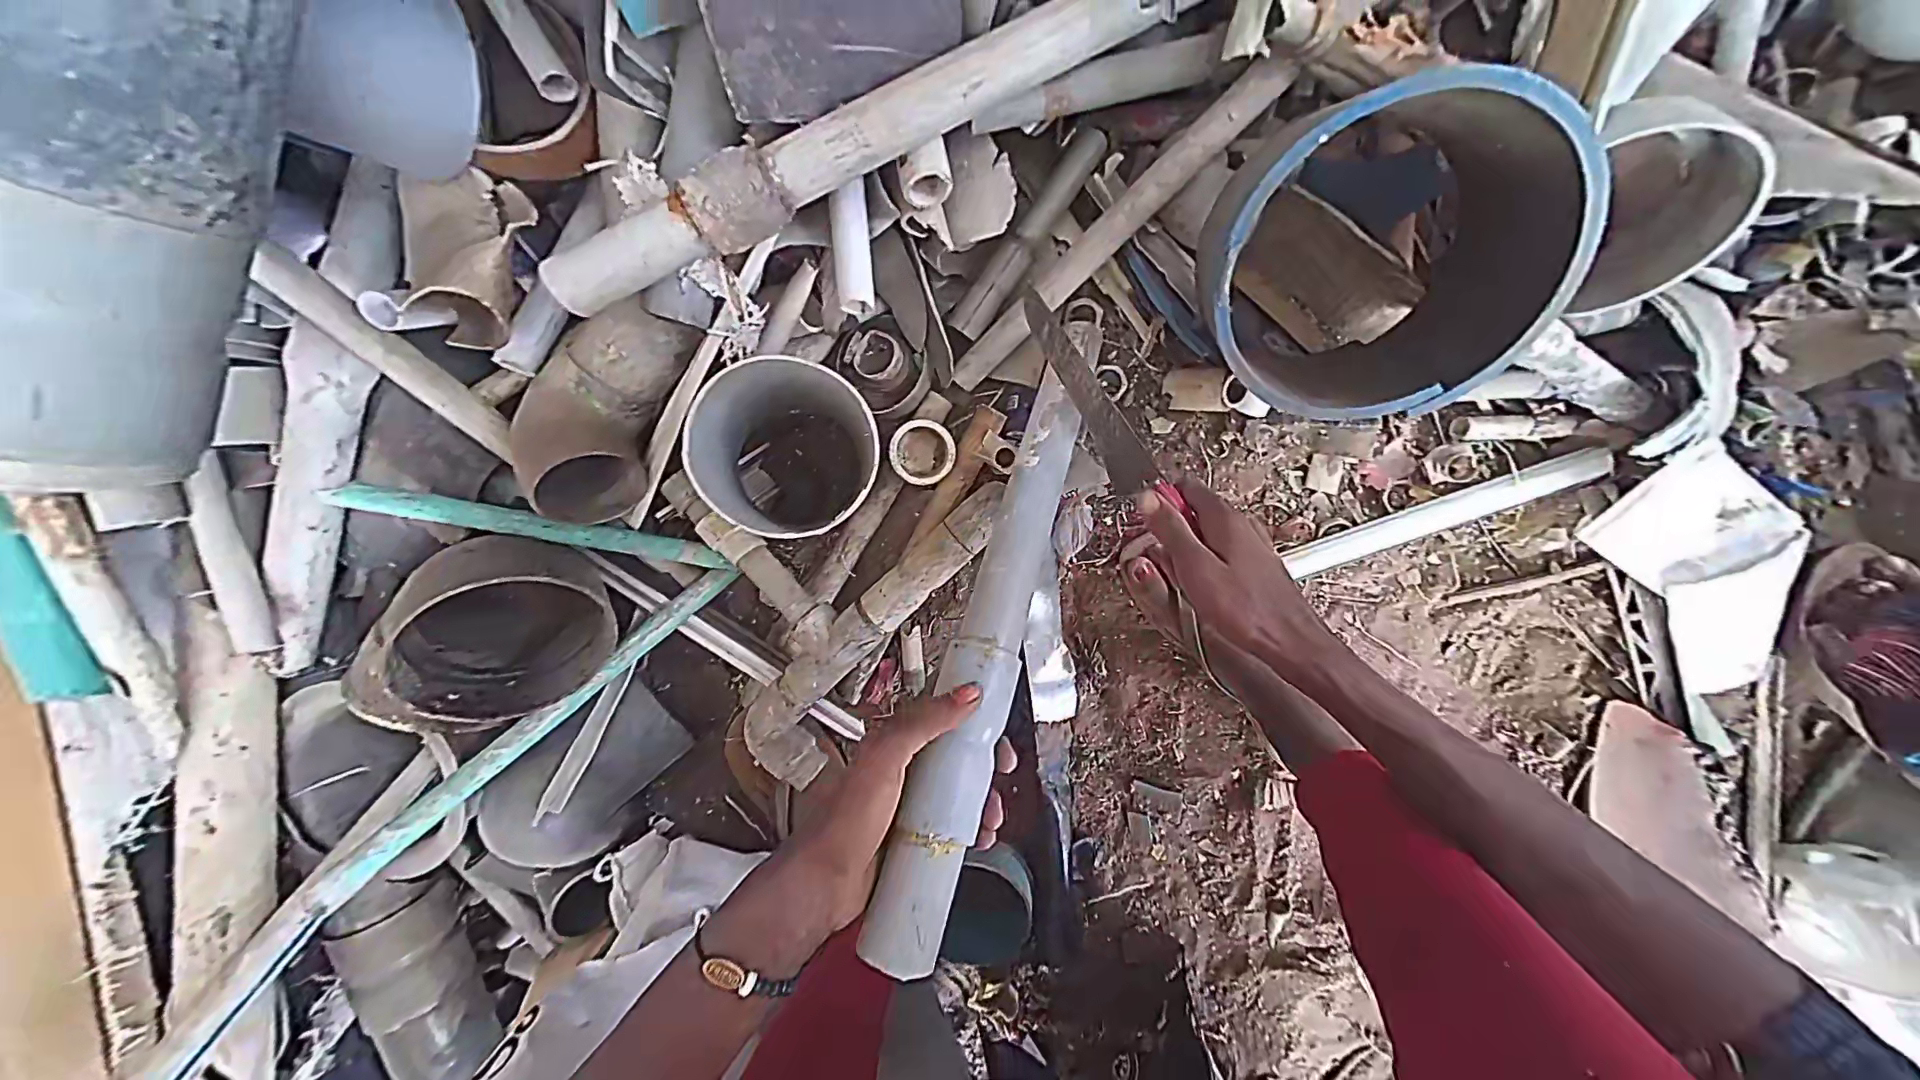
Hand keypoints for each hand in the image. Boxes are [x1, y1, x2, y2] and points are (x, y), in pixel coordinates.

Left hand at [707, 686, 1014, 972]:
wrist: (826, 886)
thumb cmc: (841, 822)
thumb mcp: (885, 757)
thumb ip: (923, 722)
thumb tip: (964, 695)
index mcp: (888, 742)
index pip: (935, 717)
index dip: (968, 719)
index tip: (991, 725)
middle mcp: (898, 769)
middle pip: (953, 755)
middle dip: (983, 763)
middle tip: (1001, 769)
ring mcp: (906, 803)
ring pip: (957, 791)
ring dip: (983, 798)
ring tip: (991, 812)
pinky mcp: (913, 834)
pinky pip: (951, 824)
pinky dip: (972, 827)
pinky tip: (980, 834)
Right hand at [1137, 478, 1342, 681]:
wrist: (1289, 642)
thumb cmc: (1245, 610)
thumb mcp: (1194, 566)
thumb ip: (1170, 529)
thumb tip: (1148, 499)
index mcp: (1224, 518)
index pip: (1185, 486)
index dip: (1160, 500)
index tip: (1145, 521)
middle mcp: (1241, 524)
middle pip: (1196, 508)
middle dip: (1171, 525)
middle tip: (1157, 553)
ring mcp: (1251, 544)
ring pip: (1207, 532)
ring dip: (1186, 546)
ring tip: (1177, 573)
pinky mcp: (1254, 565)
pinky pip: (1219, 551)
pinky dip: (1203, 561)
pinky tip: (1200, 584)